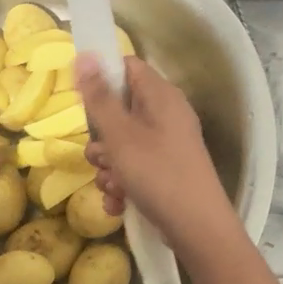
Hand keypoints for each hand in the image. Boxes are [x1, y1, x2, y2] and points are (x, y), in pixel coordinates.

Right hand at [77, 54, 235, 245]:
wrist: (197, 228)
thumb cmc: (158, 174)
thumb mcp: (121, 136)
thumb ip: (100, 97)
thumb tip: (85, 55)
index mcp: (161, 97)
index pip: (127, 68)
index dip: (103, 79)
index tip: (84, 103)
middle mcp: (166, 117)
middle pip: (120, 112)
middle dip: (102, 140)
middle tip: (102, 157)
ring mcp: (168, 146)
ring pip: (122, 147)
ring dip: (109, 169)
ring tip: (114, 187)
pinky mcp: (166, 172)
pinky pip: (134, 170)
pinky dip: (123, 186)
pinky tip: (120, 204)